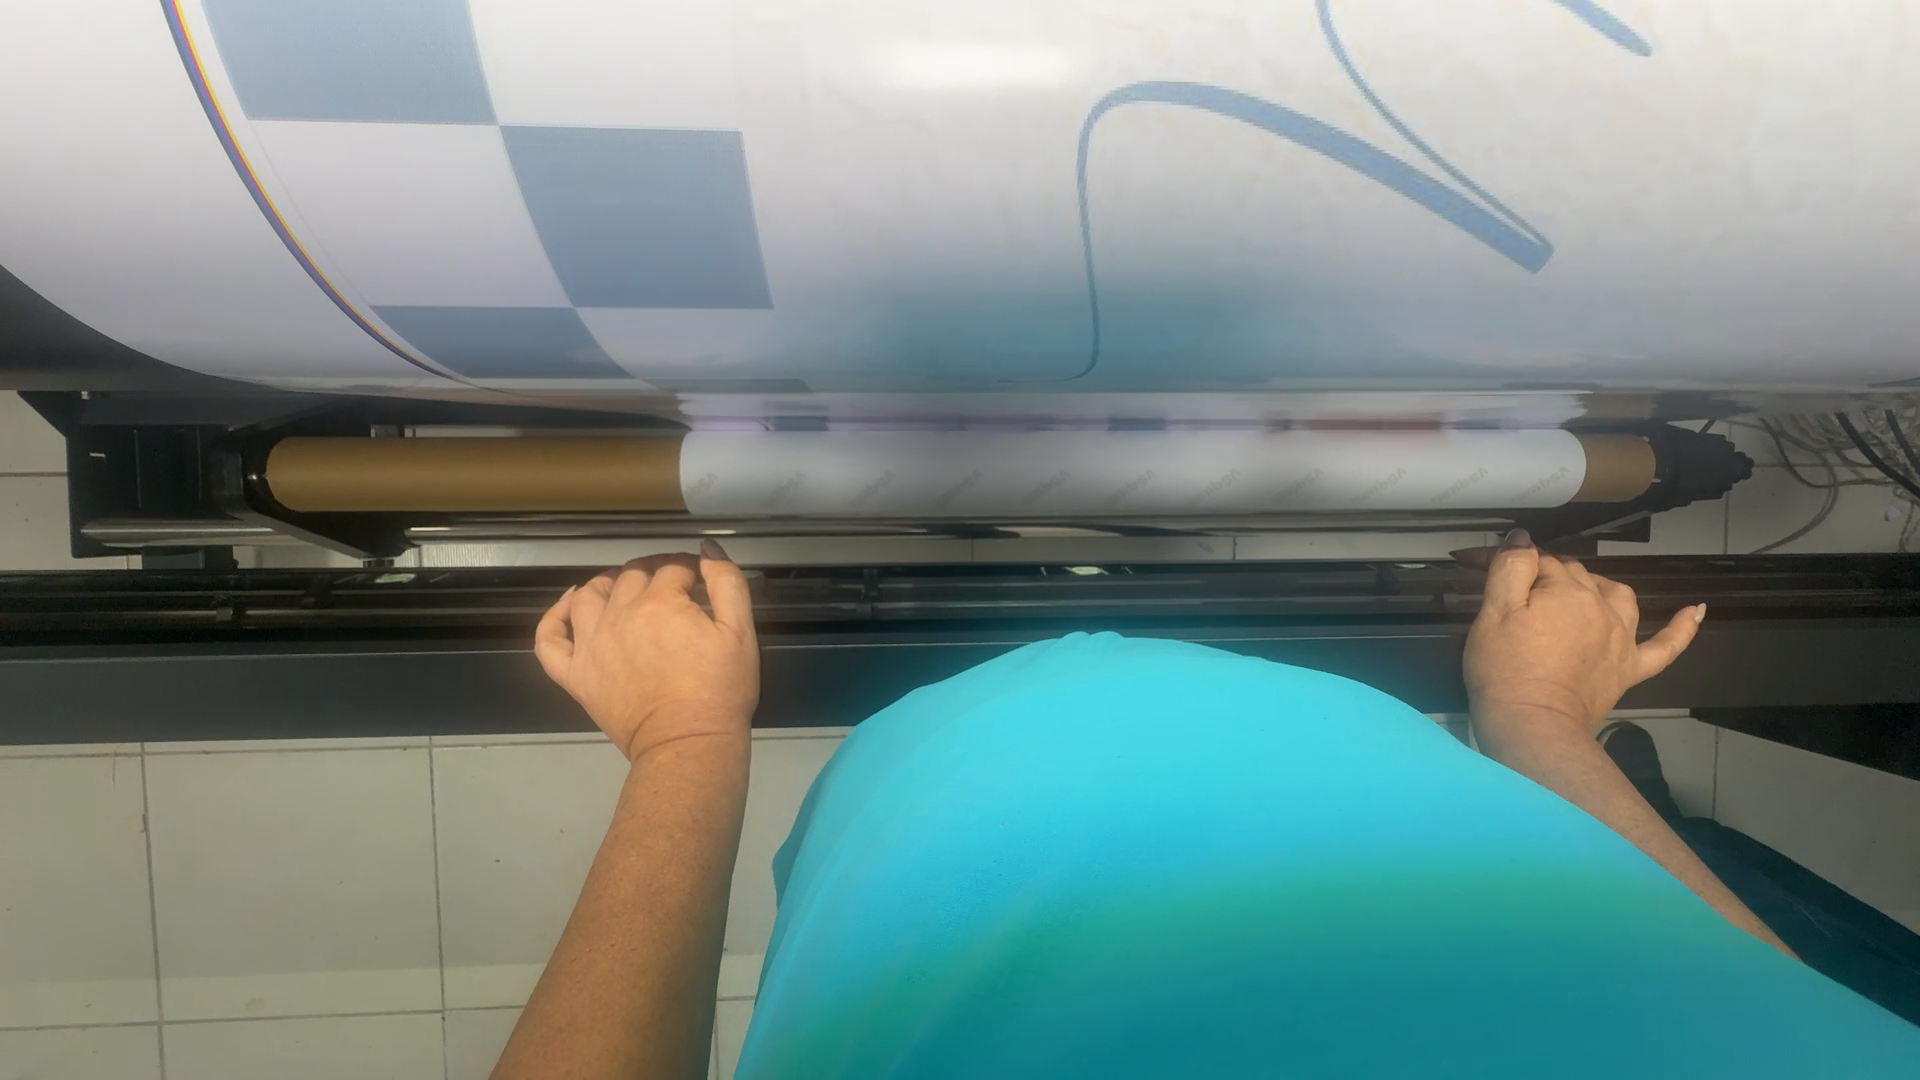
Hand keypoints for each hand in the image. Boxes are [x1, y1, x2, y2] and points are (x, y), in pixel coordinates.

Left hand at [534, 541, 758, 760]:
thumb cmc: (721, 689)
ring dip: (606, 583)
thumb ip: (727, 582)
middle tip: (674, 586)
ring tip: (624, 588)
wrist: (688, 742)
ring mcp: (591, 645)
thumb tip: (707, 550)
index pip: (673, 568)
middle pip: (631, 576)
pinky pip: (549, 638)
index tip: (703, 580)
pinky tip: (569, 603)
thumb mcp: (741, 631)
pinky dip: (554, 615)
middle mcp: (619, 616)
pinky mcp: (574, 675)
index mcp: (661, 603)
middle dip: (654, 572)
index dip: (690, 569)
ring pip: (588, 595)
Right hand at [1459, 530, 1703, 733]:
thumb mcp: (1492, 613)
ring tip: (1573, 588)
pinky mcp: (1632, 668)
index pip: (1537, 560)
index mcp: (1564, 591)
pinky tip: (1695, 610)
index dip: (1509, 559)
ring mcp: (1623, 638)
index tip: (1478, 564)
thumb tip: (1523, 538)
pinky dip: (1683, 625)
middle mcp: (1601, 606)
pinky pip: (1668, 643)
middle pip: (1575, 574)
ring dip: (1596, 584)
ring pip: (1617, 594)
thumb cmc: (1502, 667)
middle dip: (1544, 572)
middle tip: (1511, 585)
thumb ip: (1509, 569)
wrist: (1532, 722)